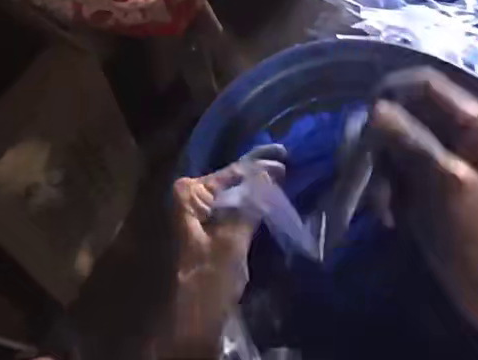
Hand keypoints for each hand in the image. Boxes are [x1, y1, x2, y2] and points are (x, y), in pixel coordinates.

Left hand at [159, 146, 284, 357]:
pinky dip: (253, 208)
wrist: (197, 319)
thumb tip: (267, 173)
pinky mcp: (212, 231)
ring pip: (235, 197)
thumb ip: (247, 207)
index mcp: (190, 192)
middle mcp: (192, 196)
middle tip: (287, 165)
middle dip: (258, 176)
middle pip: (232, 182)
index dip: (257, 167)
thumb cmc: (209, 279)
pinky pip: (235, 211)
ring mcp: (201, 213)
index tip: (283, 158)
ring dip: (258, 192)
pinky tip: (271, 204)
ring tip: (284, 181)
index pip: (229, 173)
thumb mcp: (231, 242)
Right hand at [370, 70, 477, 359]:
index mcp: (476, 123)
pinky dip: (378, 188)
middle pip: (396, 109)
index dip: (388, 90)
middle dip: (374, 138)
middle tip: (360, 166)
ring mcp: (437, 160)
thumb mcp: (454, 187)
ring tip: (379, 204)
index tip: (364, 117)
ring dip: (373, 169)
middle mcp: (455, 132)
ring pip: (385, 140)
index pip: (420, 82)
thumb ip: (412, 141)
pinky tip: (386, 215)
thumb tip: (371, 106)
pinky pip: (386, 169)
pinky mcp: (423, 187)